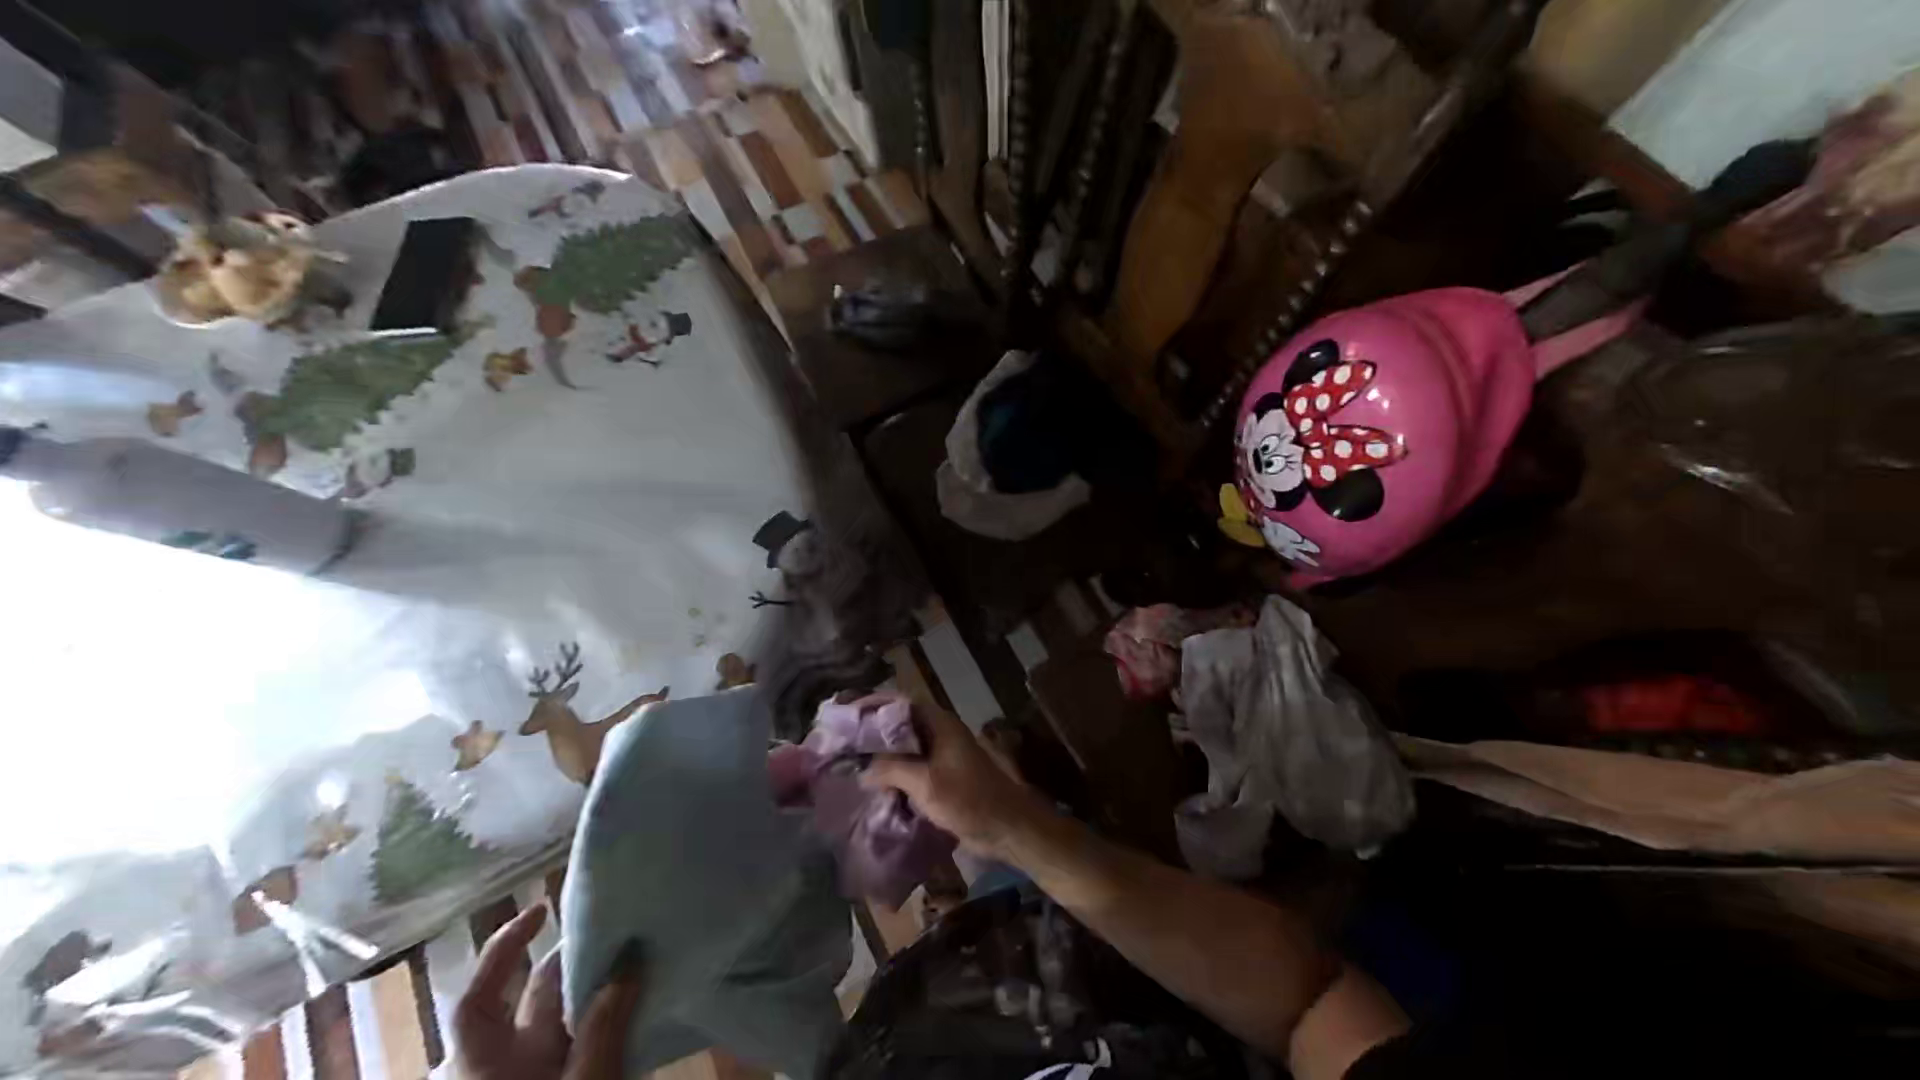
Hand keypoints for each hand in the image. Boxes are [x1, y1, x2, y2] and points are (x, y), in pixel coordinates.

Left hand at [454, 905, 643, 1079]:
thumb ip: (605, 1023)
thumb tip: (630, 954)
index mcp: (485, 1065)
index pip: (477, 998)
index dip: (503, 949)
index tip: (542, 909)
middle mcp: (497, 1070)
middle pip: (532, 1000)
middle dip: (576, 960)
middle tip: (623, 930)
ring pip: (560, 1023)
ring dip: (596, 990)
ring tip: (641, 961)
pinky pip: (575, 1050)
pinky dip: (602, 1024)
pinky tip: (642, 1010)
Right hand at [862, 702, 1055, 862]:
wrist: (1008, 828)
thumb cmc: (970, 799)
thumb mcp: (926, 783)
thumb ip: (892, 769)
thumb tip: (862, 770)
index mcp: (939, 724)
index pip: (900, 702)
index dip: (873, 705)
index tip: (847, 714)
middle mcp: (939, 733)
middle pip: (899, 724)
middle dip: (872, 733)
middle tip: (842, 742)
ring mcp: (941, 755)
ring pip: (904, 748)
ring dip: (881, 755)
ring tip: (851, 763)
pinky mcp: (942, 777)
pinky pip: (911, 768)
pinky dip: (893, 773)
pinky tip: (874, 786)